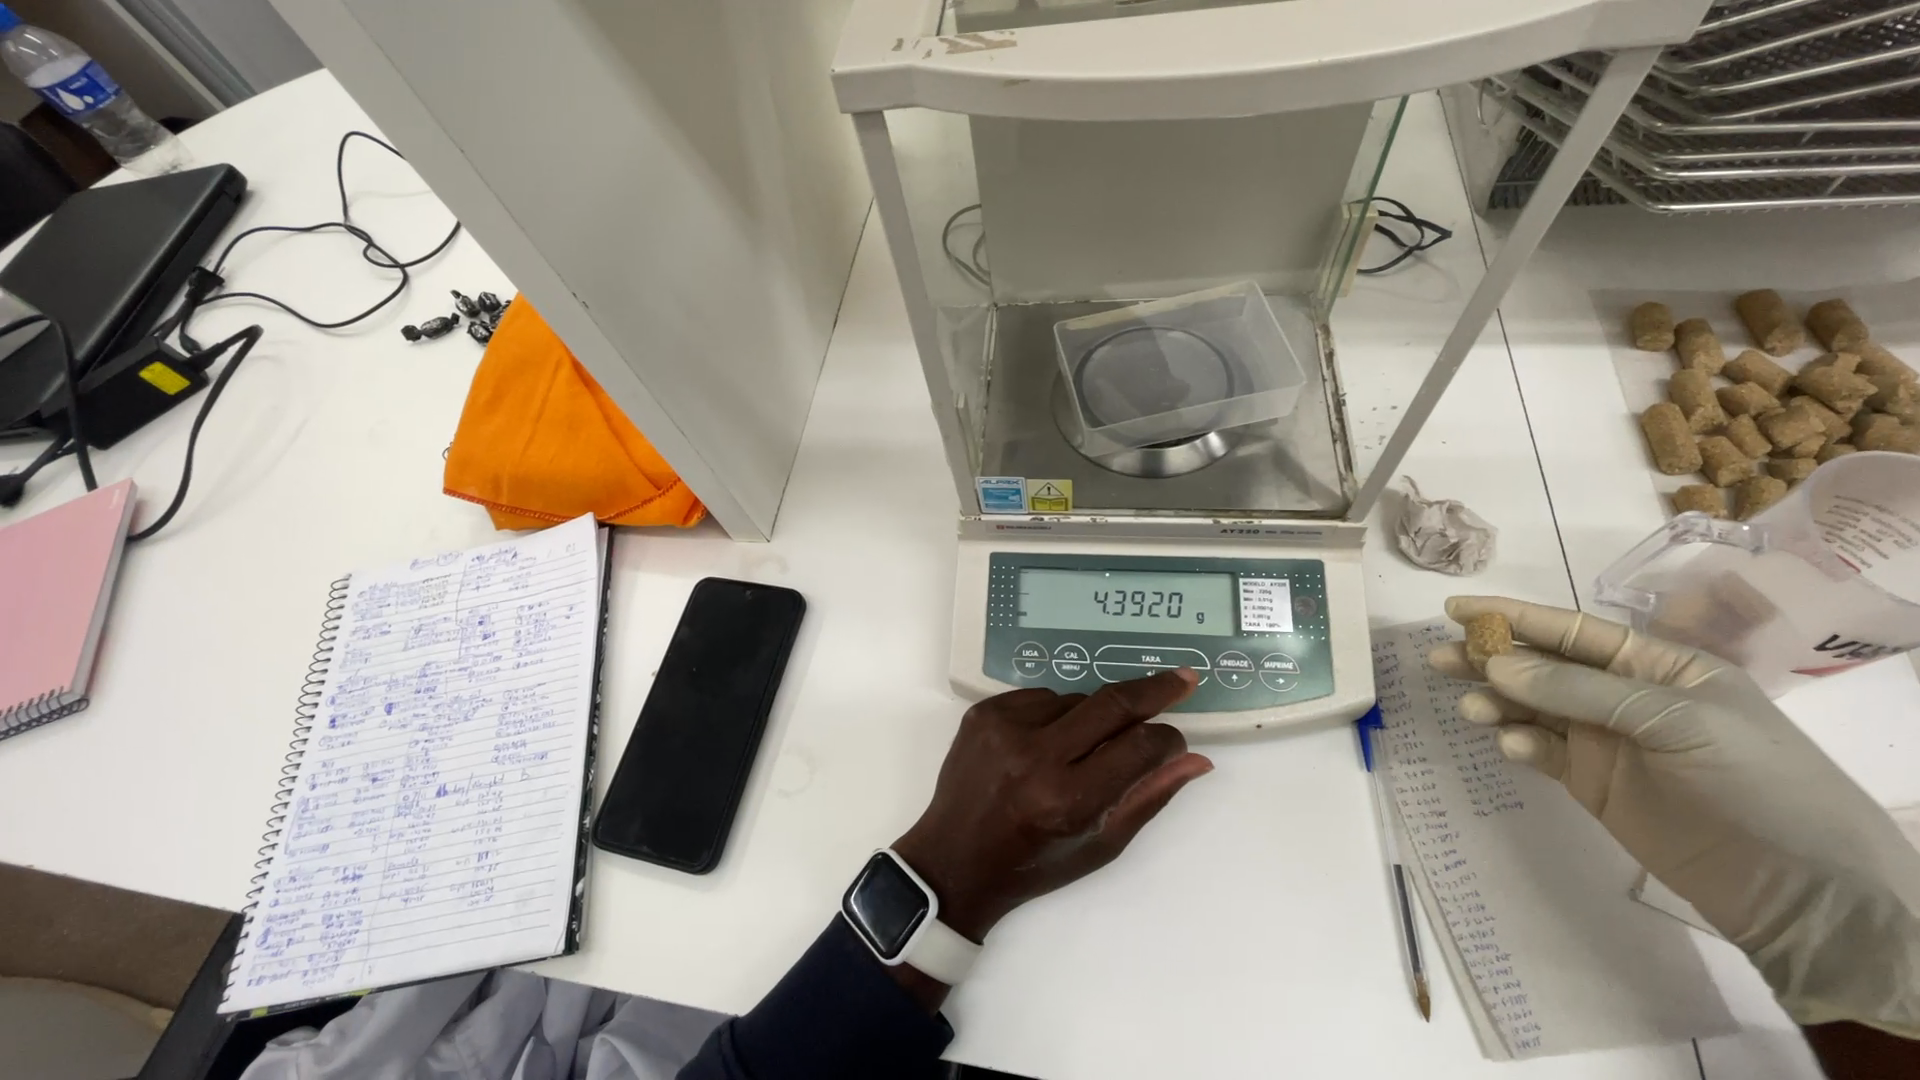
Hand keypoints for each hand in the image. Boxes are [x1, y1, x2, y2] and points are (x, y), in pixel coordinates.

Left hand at [892, 670, 1213, 944]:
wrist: (952, 861)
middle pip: (1110, 704)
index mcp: (1068, 799)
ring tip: (1081, 749)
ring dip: (1093, 715)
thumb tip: (1196, 758)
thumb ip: (1148, 796)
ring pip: (1075, 699)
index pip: (1138, 747)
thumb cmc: (1032, 865)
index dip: (1168, 740)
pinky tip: (1047, 741)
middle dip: (1153, 690)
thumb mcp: (1099, 845)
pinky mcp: (982, 713)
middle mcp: (1035, 756)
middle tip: (1182, 679)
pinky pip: (1039, 697)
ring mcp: (1003, 728)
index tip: (1177, 739)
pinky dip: (1055, 712)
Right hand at [1428, 596, 1919, 1037]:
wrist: (1800, 889)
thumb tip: (1497, 666)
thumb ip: (1582, 690)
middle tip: (1439, 658)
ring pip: (1531, 707)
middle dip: (1490, 659)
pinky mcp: (1592, 782)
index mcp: (1657, 667)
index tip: (1454, 609)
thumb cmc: (1754, 783)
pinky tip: (1515, 748)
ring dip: (1497, 702)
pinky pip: (1541, 750)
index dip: (1513, 617)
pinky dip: (1519, 743)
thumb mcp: (1676, 722)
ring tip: (1471, 709)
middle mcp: (1624, 696)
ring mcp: (1606, 740)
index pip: (1571, 631)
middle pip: (1541, 666)